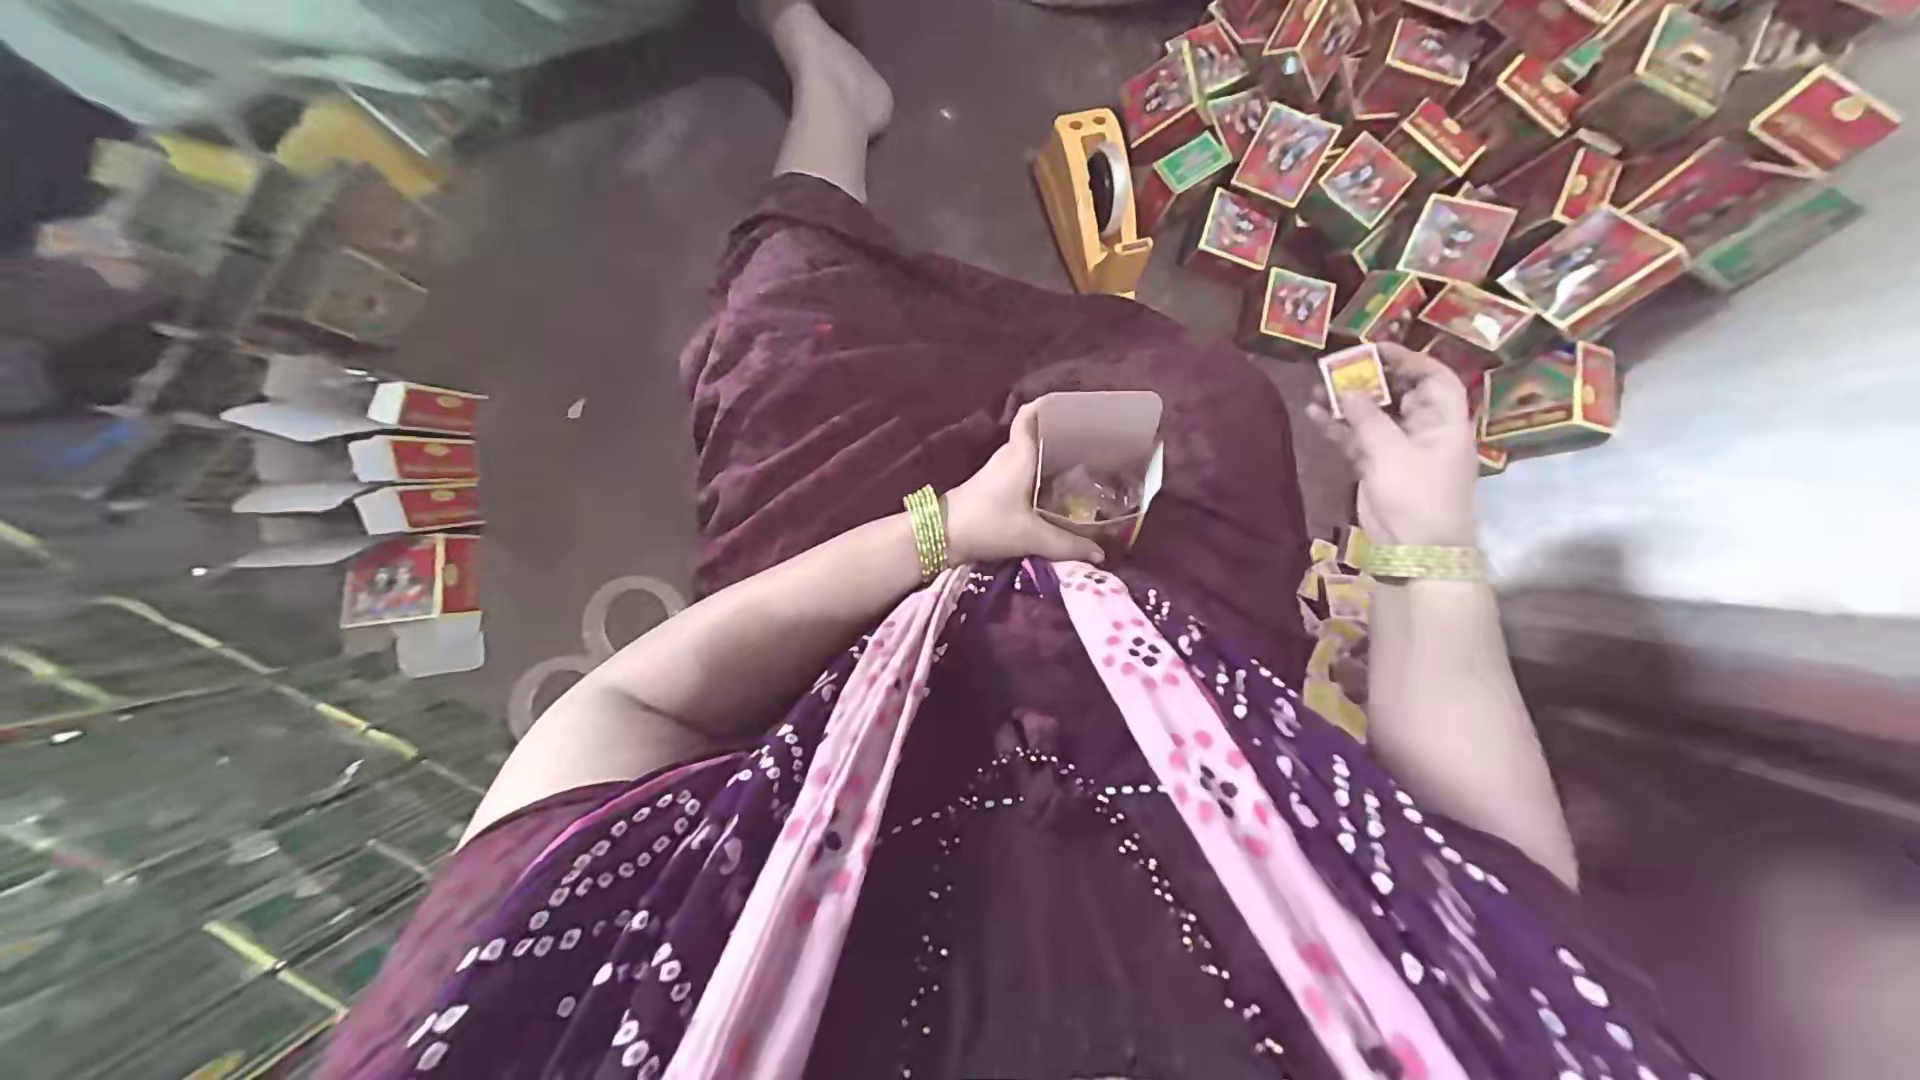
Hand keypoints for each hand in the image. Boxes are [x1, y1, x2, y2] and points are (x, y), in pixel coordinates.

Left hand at [944, 400, 1107, 565]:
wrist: (941, 536)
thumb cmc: (987, 524)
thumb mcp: (1030, 536)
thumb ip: (1067, 544)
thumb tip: (1100, 554)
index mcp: (1018, 454)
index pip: (1032, 414)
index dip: (1052, 404)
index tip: (1079, 406)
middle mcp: (1009, 455)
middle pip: (1038, 432)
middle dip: (1064, 433)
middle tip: (1097, 440)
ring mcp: (1000, 470)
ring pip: (1032, 452)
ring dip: (1053, 454)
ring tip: (1086, 461)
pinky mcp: (996, 486)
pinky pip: (1025, 469)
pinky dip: (1042, 472)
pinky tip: (1060, 486)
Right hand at [1306, 343, 1477, 547]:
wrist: (1415, 546)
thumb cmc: (1416, 493)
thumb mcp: (1391, 452)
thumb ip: (1367, 419)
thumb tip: (1347, 391)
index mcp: (1443, 420)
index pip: (1432, 377)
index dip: (1407, 359)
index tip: (1374, 349)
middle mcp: (1423, 428)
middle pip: (1397, 394)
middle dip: (1368, 379)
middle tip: (1337, 368)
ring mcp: (1398, 447)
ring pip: (1371, 416)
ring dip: (1346, 403)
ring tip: (1315, 389)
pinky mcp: (1376, 465)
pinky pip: (1356, 438)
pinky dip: (1337, 427)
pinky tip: (1314, 415)